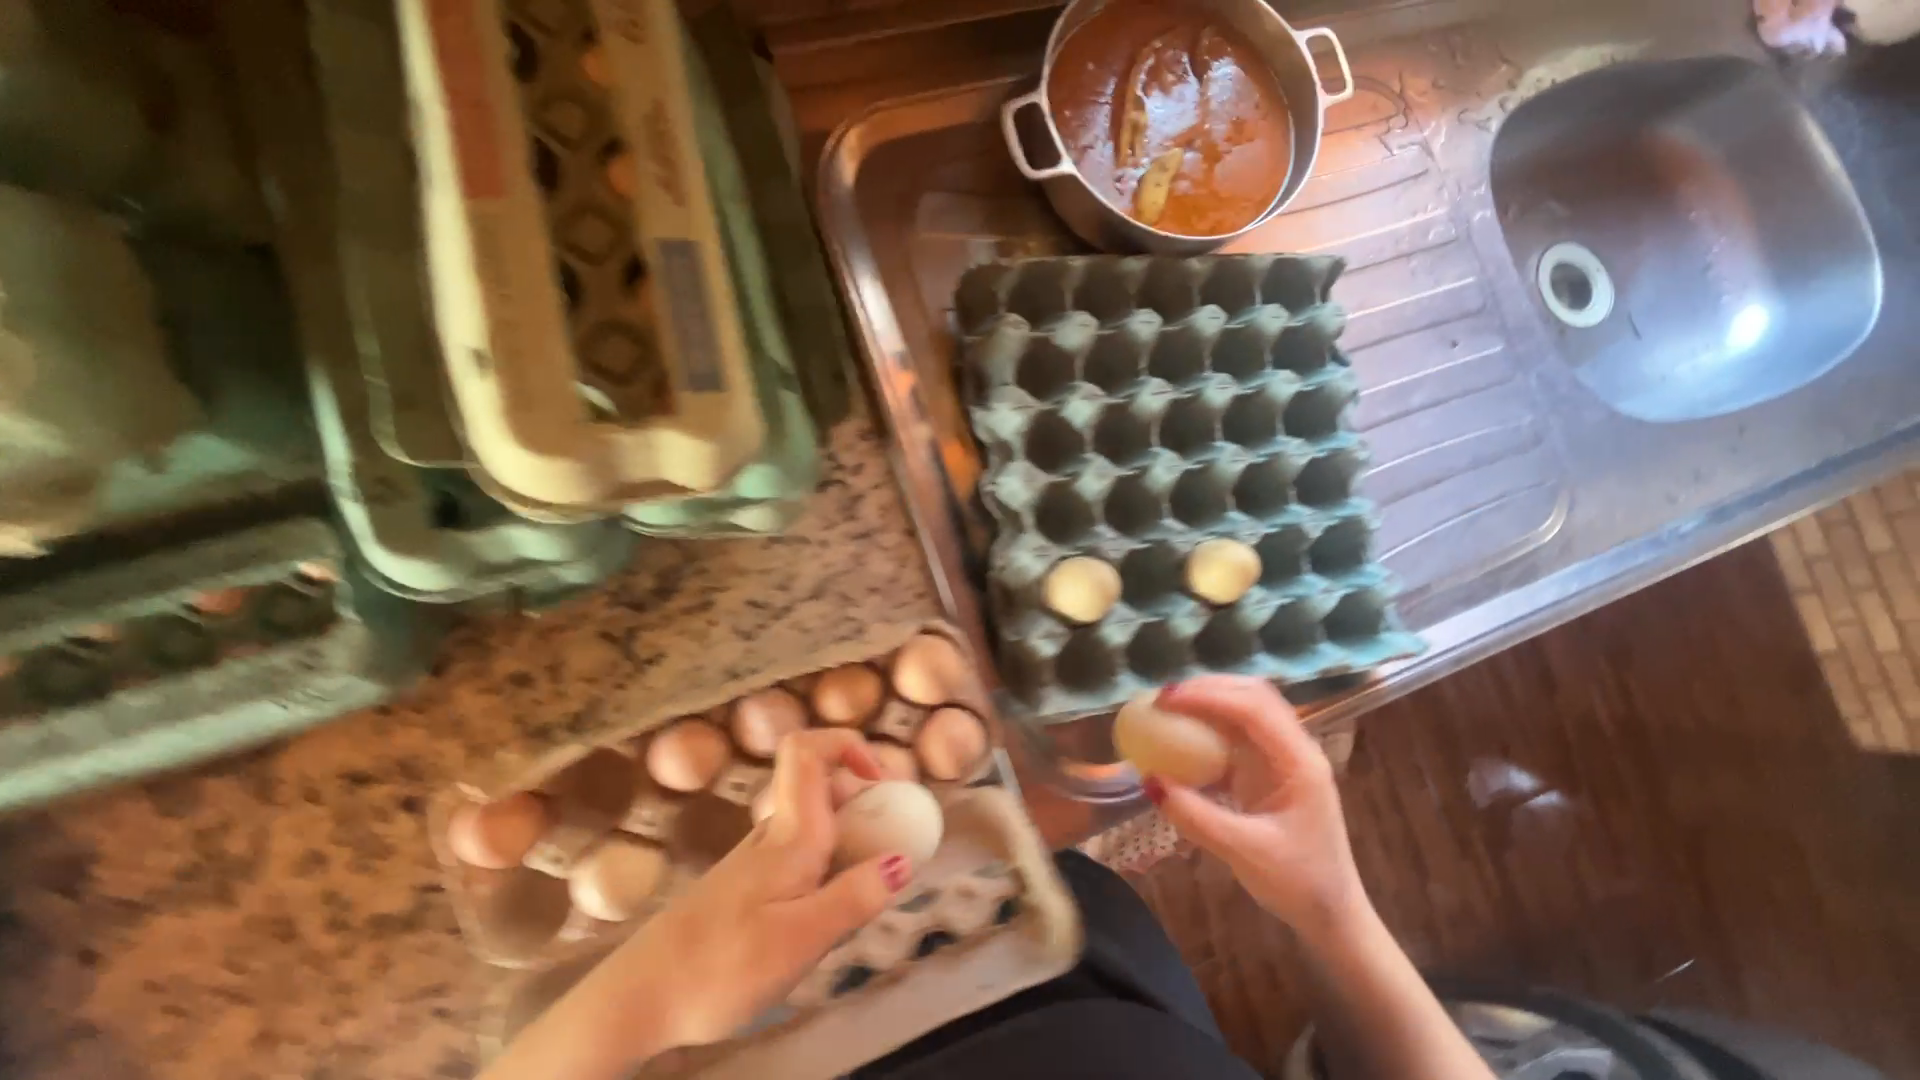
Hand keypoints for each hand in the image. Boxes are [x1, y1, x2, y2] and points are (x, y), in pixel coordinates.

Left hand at [547, 730, 910, 1070]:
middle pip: (822, 785)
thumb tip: (903, 860)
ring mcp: (758, 860)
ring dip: (852, 839)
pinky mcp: (750, 887)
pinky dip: (831, 867)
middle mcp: (773, 834)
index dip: (848, 743)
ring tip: (868, 893)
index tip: (883, 781)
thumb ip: (854, 898)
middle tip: (894, 847)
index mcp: (788, 834)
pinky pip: (803, 856)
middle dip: (867, 802)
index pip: (807, 749)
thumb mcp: (800, 940)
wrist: (640, 1000)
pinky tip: (831, 917)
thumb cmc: (720, 967)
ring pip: (816, 823)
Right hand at [1144, 676, 1367, 940]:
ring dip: (1208, 703)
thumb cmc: (1299, 883)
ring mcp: (1283, 759)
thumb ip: (1196, 816)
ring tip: (1167, 708)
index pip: (1254, 709)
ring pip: (1245, 711)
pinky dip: (1208, 730)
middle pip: (1253, 696)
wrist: (1332, 915)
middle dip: (1207, 688)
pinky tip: (1181, 738)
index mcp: (1300, 763)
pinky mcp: (1270, 772)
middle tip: (1161, 697)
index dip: (1208, 696)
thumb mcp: (1244, 853)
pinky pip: (1237, 737)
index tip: (1165, 699)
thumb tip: (1150, 780)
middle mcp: (1295, 750)